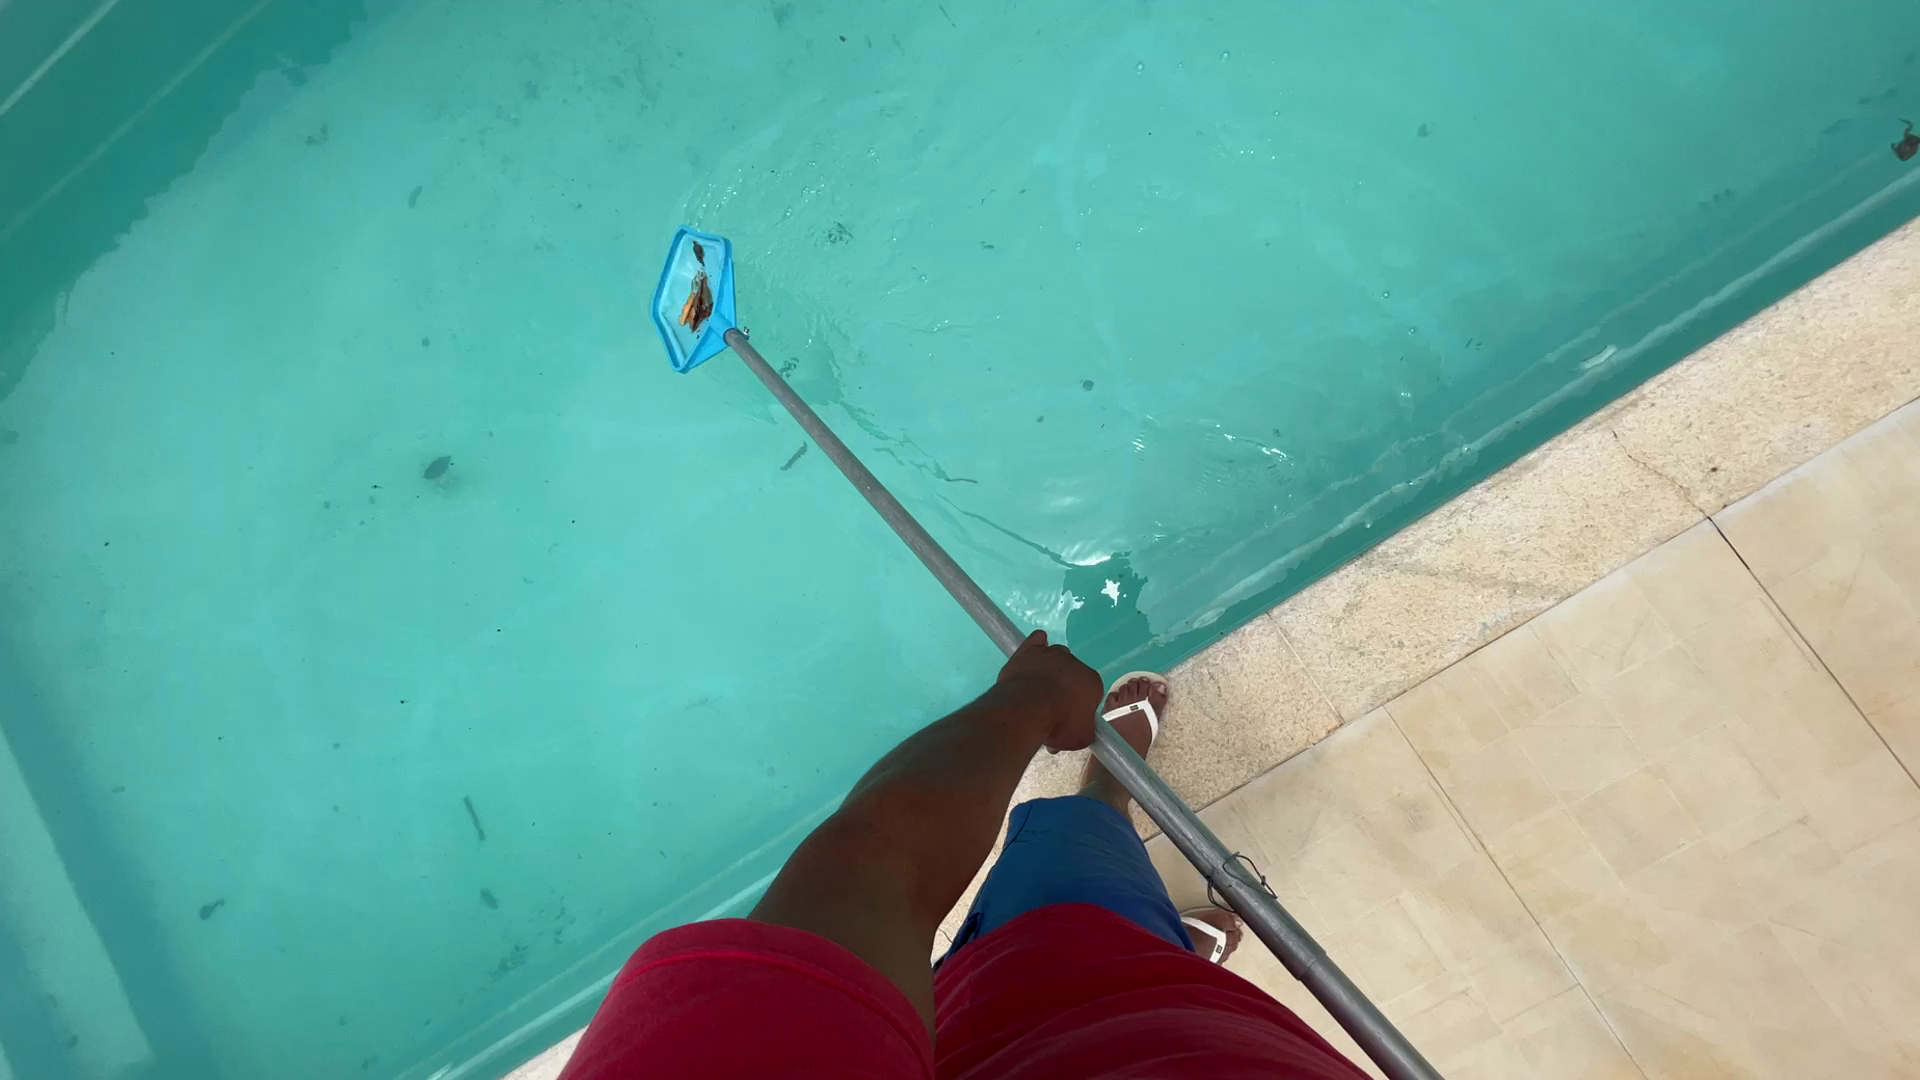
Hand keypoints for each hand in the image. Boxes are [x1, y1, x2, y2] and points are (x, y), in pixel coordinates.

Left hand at [996, 630, 1102, 751]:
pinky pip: (1037, 639)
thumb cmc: (1058, 724)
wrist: (1027, 709)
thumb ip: (1084, 732)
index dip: (1078, 704)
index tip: (1068, 716)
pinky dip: (1036, 644)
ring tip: (1037, 687)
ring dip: (1049, 668)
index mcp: (1091, 681)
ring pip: (1054, 656)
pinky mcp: (1029, 649)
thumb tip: (1080, 732)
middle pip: (1071, 672)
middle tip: (1051, 705)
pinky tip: (1032, 653)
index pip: (1088, 690)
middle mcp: (1074, 662)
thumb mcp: (1080, 738)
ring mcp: (1051, 653)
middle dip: (1064, 686)